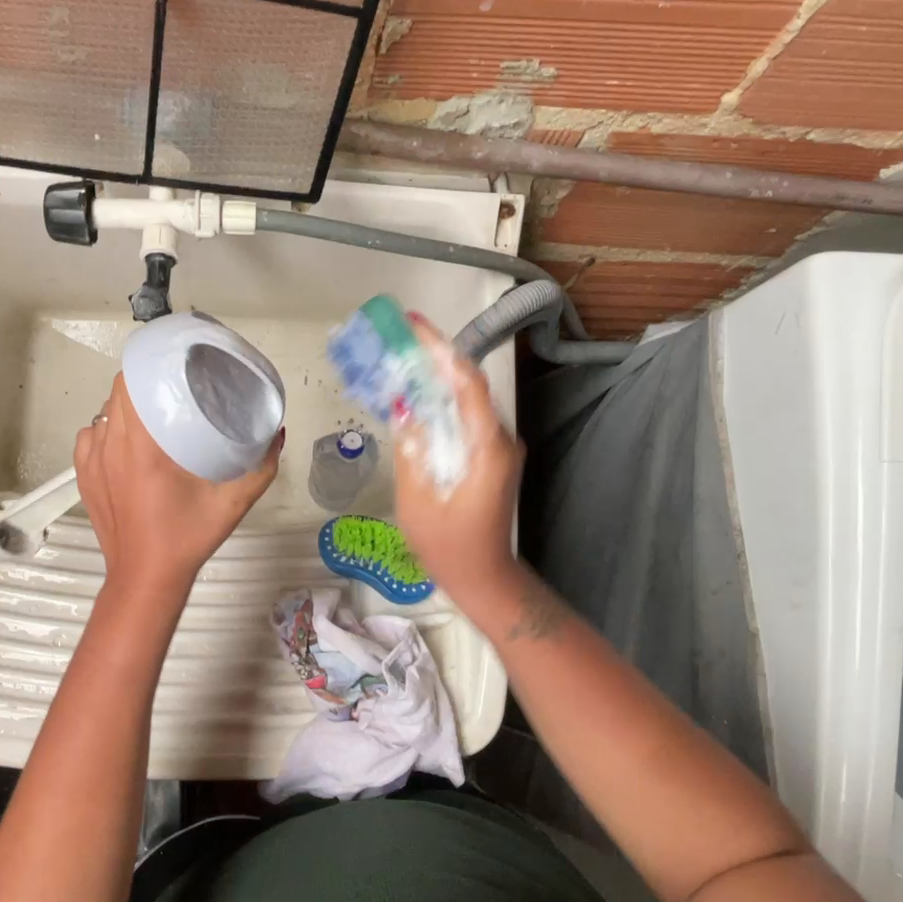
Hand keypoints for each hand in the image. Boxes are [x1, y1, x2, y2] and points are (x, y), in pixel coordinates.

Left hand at [74, 374, 283, 593]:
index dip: (146, 365)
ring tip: (150, 411)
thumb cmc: (187, 538)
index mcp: (140, 447)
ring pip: (102, 414)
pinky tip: (126, 440)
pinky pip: (90, 437)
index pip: (129, 385)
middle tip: (170, 385)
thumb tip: (278, 433)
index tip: (171, 362)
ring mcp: (91, 463)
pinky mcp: (82, 477)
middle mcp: (109, 447)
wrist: (145, 578)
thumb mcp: (232, 504)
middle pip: (116, 393)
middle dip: (141, 382)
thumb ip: (260, 467)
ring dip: (123, 406)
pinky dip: (105, 430)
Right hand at [392, 318, 523, 600]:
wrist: (483, 576)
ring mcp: (499, 448)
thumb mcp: (417, 498)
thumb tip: (403, 408)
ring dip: (436, 380)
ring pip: (467, 402)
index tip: (415, 325)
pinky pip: (465, 420)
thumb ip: (411, 449)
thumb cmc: (449, 546)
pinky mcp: (491, 456)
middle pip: (468, 387)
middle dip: (434, 359)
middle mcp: (502, 440)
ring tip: (401, 360)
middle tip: (400, 337)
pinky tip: (416, 398)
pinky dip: (442, 404)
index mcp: (489, 448)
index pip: (467, 384)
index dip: (441, 350)